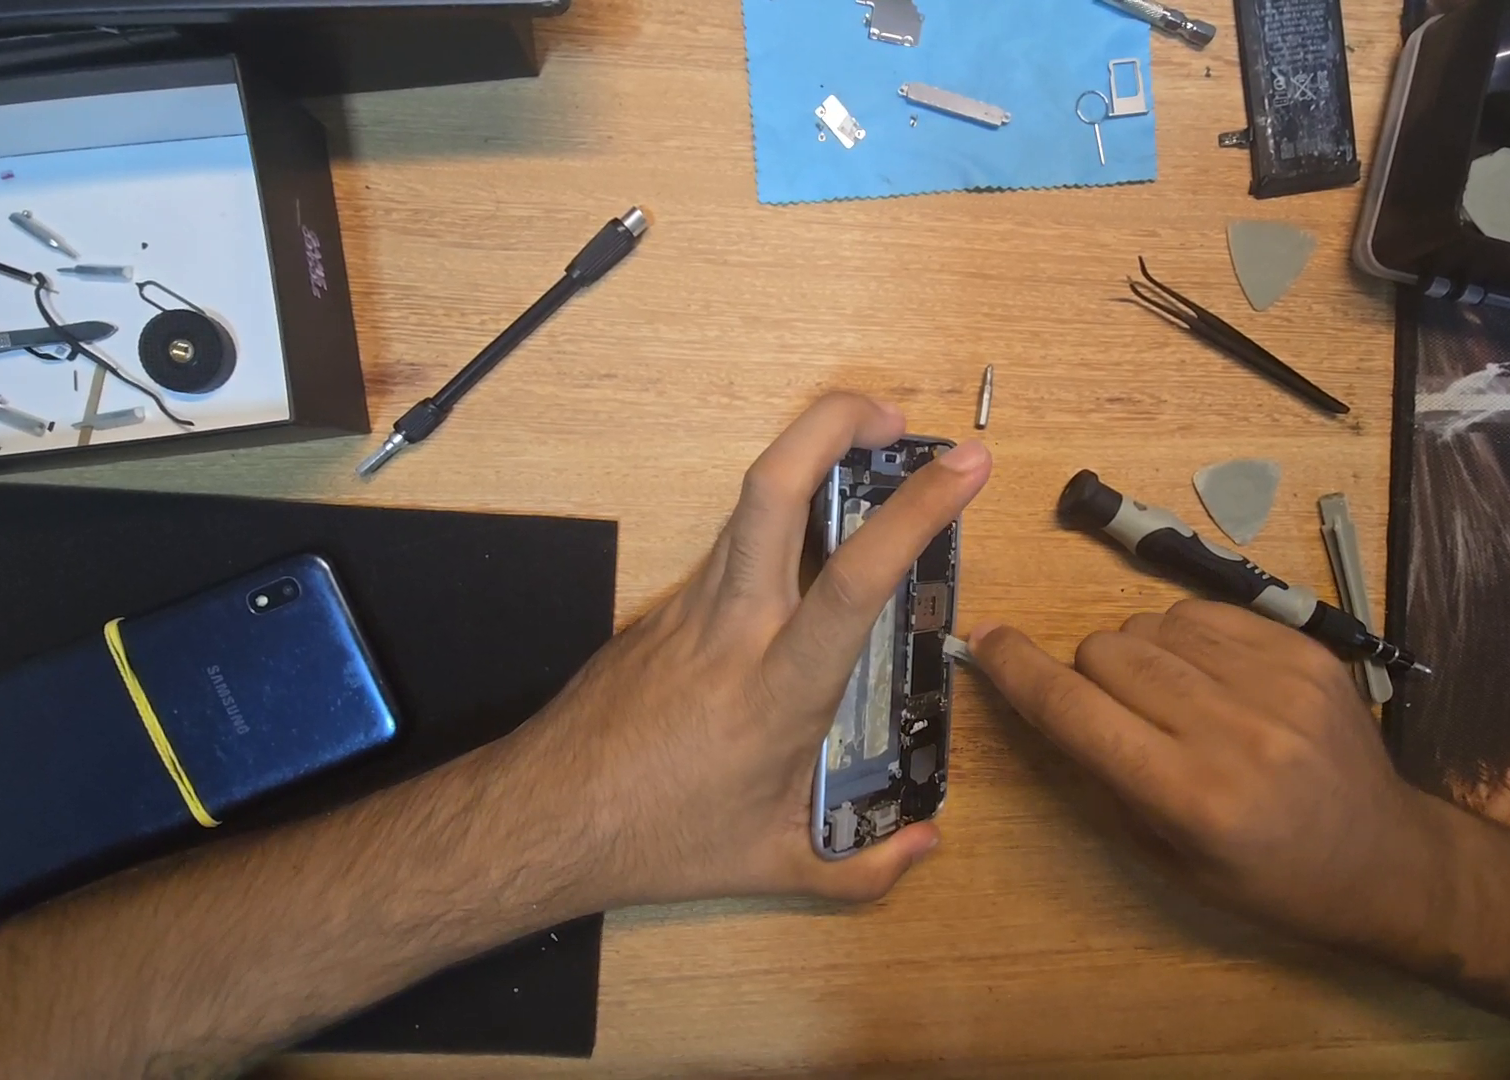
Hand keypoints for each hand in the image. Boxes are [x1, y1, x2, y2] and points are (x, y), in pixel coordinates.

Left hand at [511, 393, 990, 910]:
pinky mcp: (667, 602)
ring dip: (808, 456)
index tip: (967, 466)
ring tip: (865, 459)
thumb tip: (928, 844)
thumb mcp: (773, 866)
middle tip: (894, 418)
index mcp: (778, 687)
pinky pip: (732, 540)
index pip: (855, 578)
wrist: (542, 814)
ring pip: (748, 500)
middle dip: (835, 423)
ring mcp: (692, 602)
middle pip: (773, 487)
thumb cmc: (657, 839)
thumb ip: (865, 868)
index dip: (916, 510)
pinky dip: (779, 516)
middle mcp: (733, 624)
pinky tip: (808, 548)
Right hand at [972, 600, 1446, 947]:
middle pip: (1103, 651)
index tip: (984, 639)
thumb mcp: (1160, 853)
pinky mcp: (1305, 651)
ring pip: (1146, 623)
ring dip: (1137, 654)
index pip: (1073, 709)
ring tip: (1175, 697)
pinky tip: (1212, 676)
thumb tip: (1038, 688)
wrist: (1389, 862)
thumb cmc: (1260, 874)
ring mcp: (1277, 684)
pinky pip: (1197, 610)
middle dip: (1090, 674)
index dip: (1016, 668)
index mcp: (1189, 796)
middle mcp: (1232, 732)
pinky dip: (1182, 636)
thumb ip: (1092, 768)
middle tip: (1123, 714)